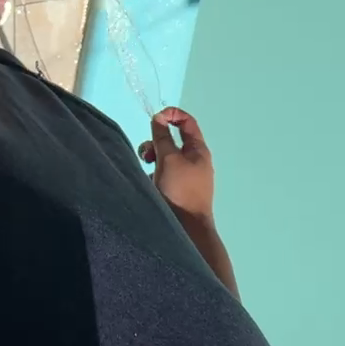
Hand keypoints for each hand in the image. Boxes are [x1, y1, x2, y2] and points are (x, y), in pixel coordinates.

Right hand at [138, 106, 215, 220]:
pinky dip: (154, 173)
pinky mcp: (176, 188)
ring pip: (164, 156)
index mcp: (198, 150)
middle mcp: (193, 160)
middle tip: (148, 155)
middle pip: (171, 139)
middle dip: (155, 141)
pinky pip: (162, 172)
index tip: (154, 120)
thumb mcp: (169, 158)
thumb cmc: (180, 190)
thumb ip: (162, 136)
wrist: (187, 230)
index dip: (171, 114)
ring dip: (152, 157)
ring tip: (146, 170)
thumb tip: (158, 119)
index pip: (186, 121)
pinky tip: (149, 184)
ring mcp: (185, 175)